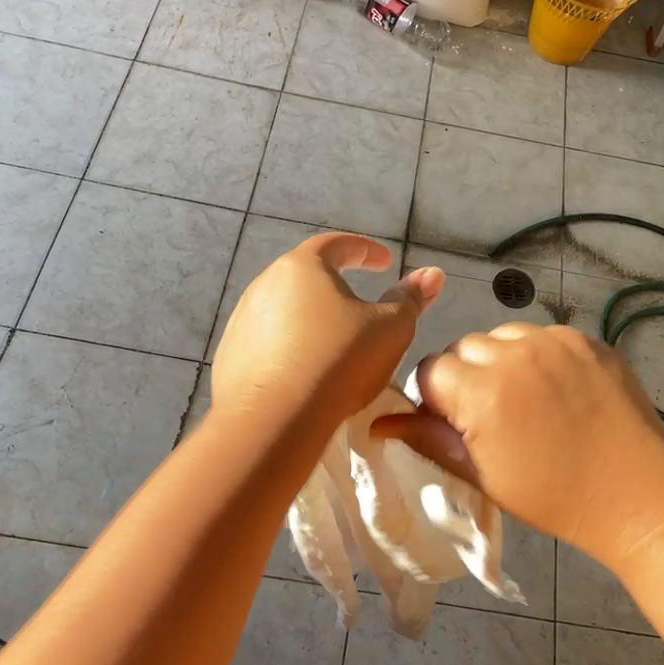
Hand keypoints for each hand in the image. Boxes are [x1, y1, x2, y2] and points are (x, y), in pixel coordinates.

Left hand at [211, 234, 442, 435]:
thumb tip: (433, 274)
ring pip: (285, 309)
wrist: (273, 420)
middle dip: (336, 284)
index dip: (366, 250)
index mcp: (304, 266)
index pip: (338, 244)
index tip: (384, 261)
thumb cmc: (339, 361)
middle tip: (361, 302)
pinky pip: (268, 341)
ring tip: (335, 342)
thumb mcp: (390, 328)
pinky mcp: (230, 355)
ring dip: (311, 317)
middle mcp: (266, 283)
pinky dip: (290, 346)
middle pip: (307, 275)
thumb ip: (410, 298)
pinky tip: (305, 370)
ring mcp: (243, 319)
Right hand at [374, 324, 663, 563]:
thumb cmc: (553, 496)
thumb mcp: (481, 474)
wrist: (638, 494)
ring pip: (501, 336)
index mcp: (481, 392)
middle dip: (465, 376)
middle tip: (491, 417)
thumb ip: (428, 439)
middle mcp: (513, 353)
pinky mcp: (585, 338)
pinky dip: (538, 356)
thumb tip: (377, 422)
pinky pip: (542, 335)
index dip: (435, 398)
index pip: (429, 370)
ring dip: (500, 361)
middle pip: (463, 348)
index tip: (456, 425)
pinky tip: (558, 390)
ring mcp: (554, 340)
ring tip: (525, 400)